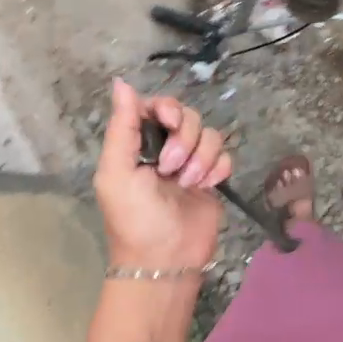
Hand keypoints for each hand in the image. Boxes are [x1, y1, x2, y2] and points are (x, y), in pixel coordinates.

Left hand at [93, 79, 228, 268]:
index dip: (168, 109)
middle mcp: (165, 148)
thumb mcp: (116, 173)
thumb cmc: (134, 218)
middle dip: (185, 139)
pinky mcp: (214, 178)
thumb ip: (121, 127)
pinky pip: (226, 155)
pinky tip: (207, 187)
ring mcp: (191, 163)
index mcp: (137, 144)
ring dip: (201, 158)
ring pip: (211, 135)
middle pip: (188, 116)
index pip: (158, 106)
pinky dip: (218, 169)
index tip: (169, 123)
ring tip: (188, 183)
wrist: (166, 259)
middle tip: (171, 168)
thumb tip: (121, 82)